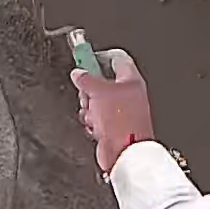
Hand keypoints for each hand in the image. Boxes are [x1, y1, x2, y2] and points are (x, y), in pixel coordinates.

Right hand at [70, 49, 152, 174]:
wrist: (125, 152)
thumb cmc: (122, 121)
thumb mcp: (99, 91)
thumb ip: (86, 79)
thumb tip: (78, 73)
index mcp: (131, 80)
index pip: (116, 59)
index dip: (99, 56)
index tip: (85, 58)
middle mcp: (129, 94)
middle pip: (102, 81)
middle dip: (89, 88)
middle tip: (87, 92)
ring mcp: (121, 111)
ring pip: (97, 101)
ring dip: (89, 107)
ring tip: (92, 112)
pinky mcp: (114, 126)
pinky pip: (97, 117)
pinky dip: (92, 120)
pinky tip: (95, 125)